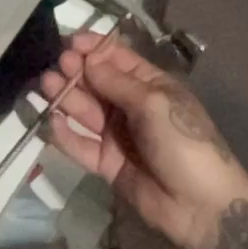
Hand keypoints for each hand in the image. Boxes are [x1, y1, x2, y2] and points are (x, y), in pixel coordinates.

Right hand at [41, 32, 247, 248]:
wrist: (200, 205)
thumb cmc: (184, 142)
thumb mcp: (154, 104)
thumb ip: (116, 83)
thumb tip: (88, 60)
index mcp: (150, 86)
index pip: (117, 59)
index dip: (94, 49)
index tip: (69, 43)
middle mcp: (131, 107)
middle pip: (96, 83)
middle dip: (75, 72)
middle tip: (56, 66)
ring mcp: (117, 135)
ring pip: (84, 111)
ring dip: (66, 98)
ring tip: (47, 86)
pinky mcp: (106, 163)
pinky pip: (80, 145)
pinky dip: (65, 134)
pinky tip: (52, 121)